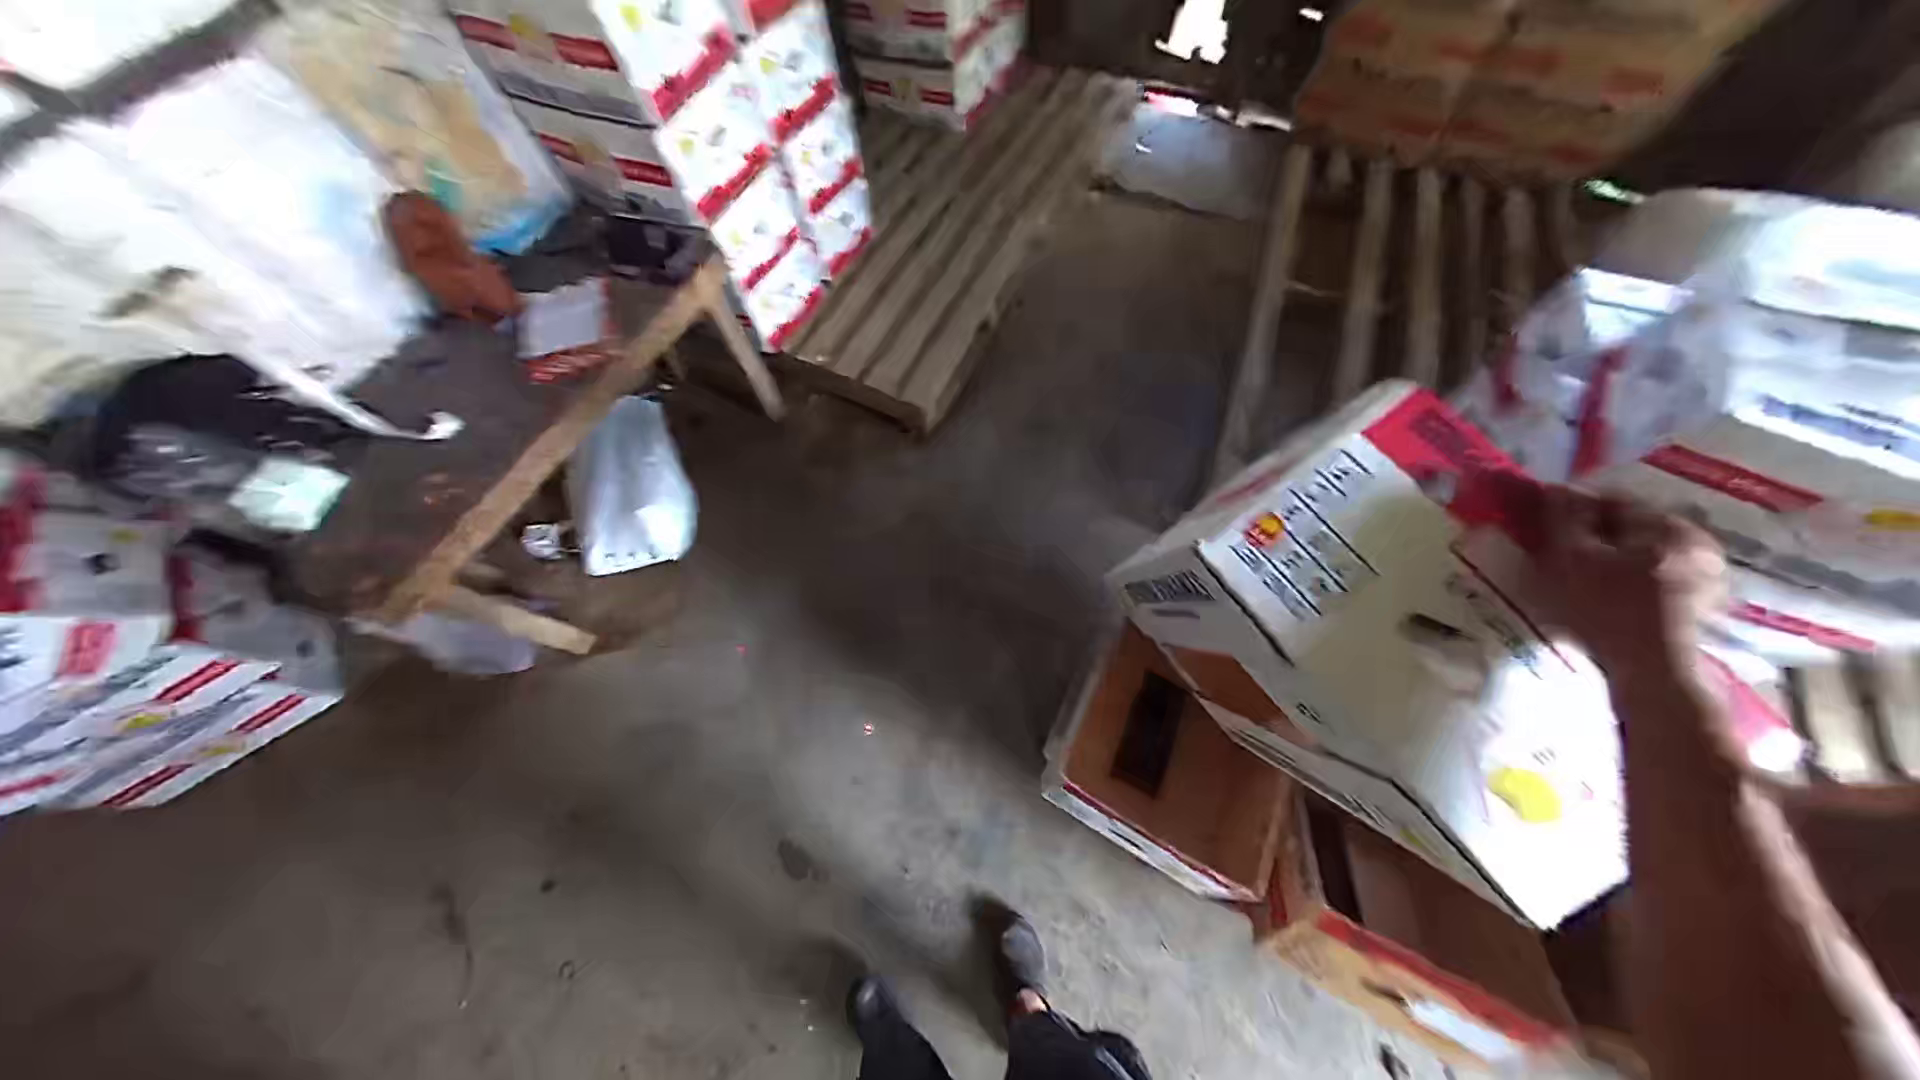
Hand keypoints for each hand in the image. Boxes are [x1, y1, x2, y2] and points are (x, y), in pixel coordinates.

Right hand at [1536, 488, 1725, 677]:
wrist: (1646, 669)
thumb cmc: (1603, 608)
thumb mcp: (1571, 557)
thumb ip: (1565, 519)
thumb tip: (1556, 488)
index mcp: (1671, 526)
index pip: (1614, 499)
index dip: (1575, 507)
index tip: (1545, 520)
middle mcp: (1698, 542)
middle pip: (1633, 525)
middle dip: (1596, 531)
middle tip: (1561, 548)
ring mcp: (1707, 573)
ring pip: (1644, 550)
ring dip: (1611, 554)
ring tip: (1581, 571)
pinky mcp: (1701, 600)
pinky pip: (1656, 572)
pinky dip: (1628, 574)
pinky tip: (1607, 590)